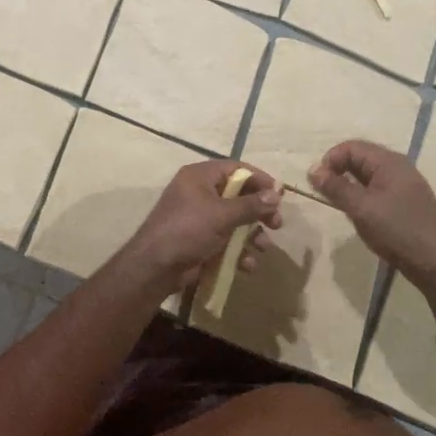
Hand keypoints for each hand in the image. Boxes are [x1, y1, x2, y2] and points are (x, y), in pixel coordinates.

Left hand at [123, 160, 283, 295]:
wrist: (156, 266)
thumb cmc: (188, 230)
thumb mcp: (221, 215)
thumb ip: (250, 205)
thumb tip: (276, 194)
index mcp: (200, 177)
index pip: (235, 169)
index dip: (259, 179)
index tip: (279, 193)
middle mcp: (200, 193)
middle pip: (238, 196)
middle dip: (259, 211)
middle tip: (276, 224)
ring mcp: (200, 218)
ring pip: (235, 221)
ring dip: (252, 235)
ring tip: (263, 248)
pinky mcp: (201, 240)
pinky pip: (226, 241)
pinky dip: (238, 252)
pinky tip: (247, 265)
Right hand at [309, 140, 435, 281]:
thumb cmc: (397, 230)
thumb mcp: (361, 208)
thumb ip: (335, 187)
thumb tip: (312, 170)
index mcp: (388, 161)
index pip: (351, 147)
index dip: (330, 160)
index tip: (317, 183)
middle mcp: (398, 167)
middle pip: (360, 158)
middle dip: (338, 171)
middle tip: (324, 193)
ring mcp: (405, 185)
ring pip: (368, 175)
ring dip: (350, 185)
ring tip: (339, 205)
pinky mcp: (407, 202)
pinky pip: (378, 189)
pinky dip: (363, 196)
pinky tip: (359, 214)